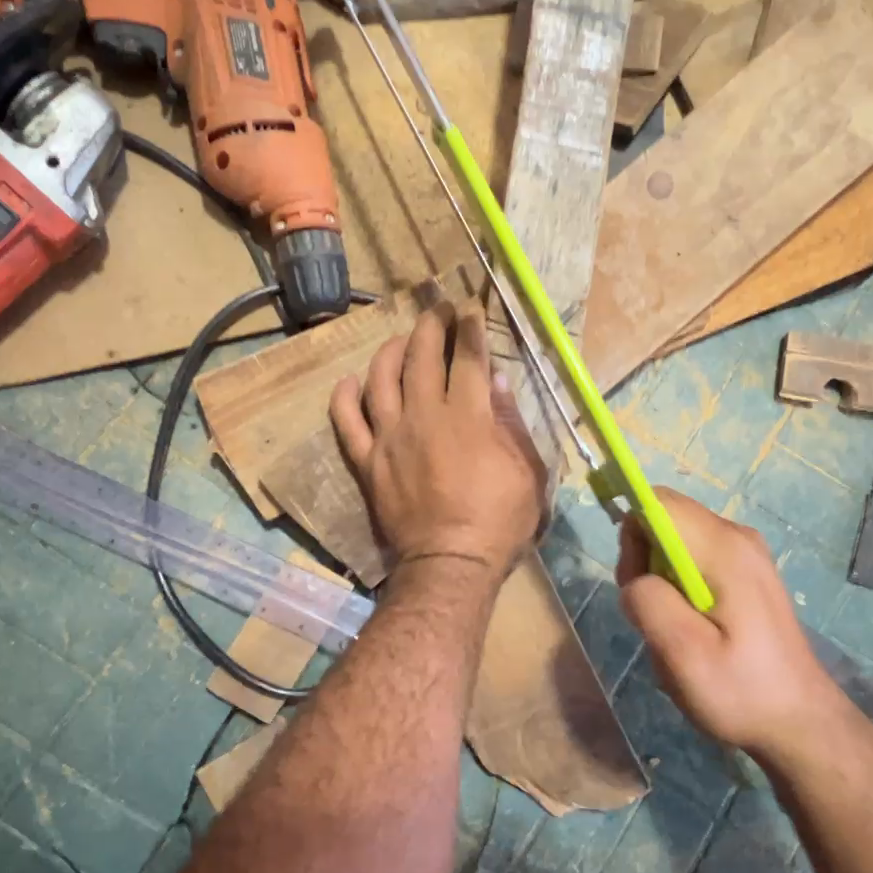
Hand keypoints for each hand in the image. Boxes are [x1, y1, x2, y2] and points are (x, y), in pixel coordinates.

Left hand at [330, 304, 546, 580]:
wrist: (451, 563)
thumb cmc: (499, 521)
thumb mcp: (527, 471)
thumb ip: (510, 422)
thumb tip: (497, 379)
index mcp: (467, 416)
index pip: (468, 358)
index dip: (470, 328)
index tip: (471, 309)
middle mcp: (424, 416)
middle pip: (421, 357)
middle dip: (431, 326)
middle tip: (438, 311)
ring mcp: (390, 437)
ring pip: (380, 379)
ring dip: (390, 351)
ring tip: (401, 340)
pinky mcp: (367, 461)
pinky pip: (347, 421)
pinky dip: (344, 396)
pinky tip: (350, 381)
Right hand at [617, 489, 838, 755]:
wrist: (798, 721)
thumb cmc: (741, 691)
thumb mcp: (684, 654)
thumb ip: (649, 603)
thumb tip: (634, 577)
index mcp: (724, 549)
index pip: (658, 502)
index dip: (633, 533)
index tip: (635, 582)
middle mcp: (736, 536)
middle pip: (664, 518)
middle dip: (642, 558)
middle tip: (654, 616)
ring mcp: (744, 551)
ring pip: (674, 539)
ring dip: (657, 576)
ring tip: (674, 626)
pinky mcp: (745, 570)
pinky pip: (692, 556)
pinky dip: (677, 584)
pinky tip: (692, 625)